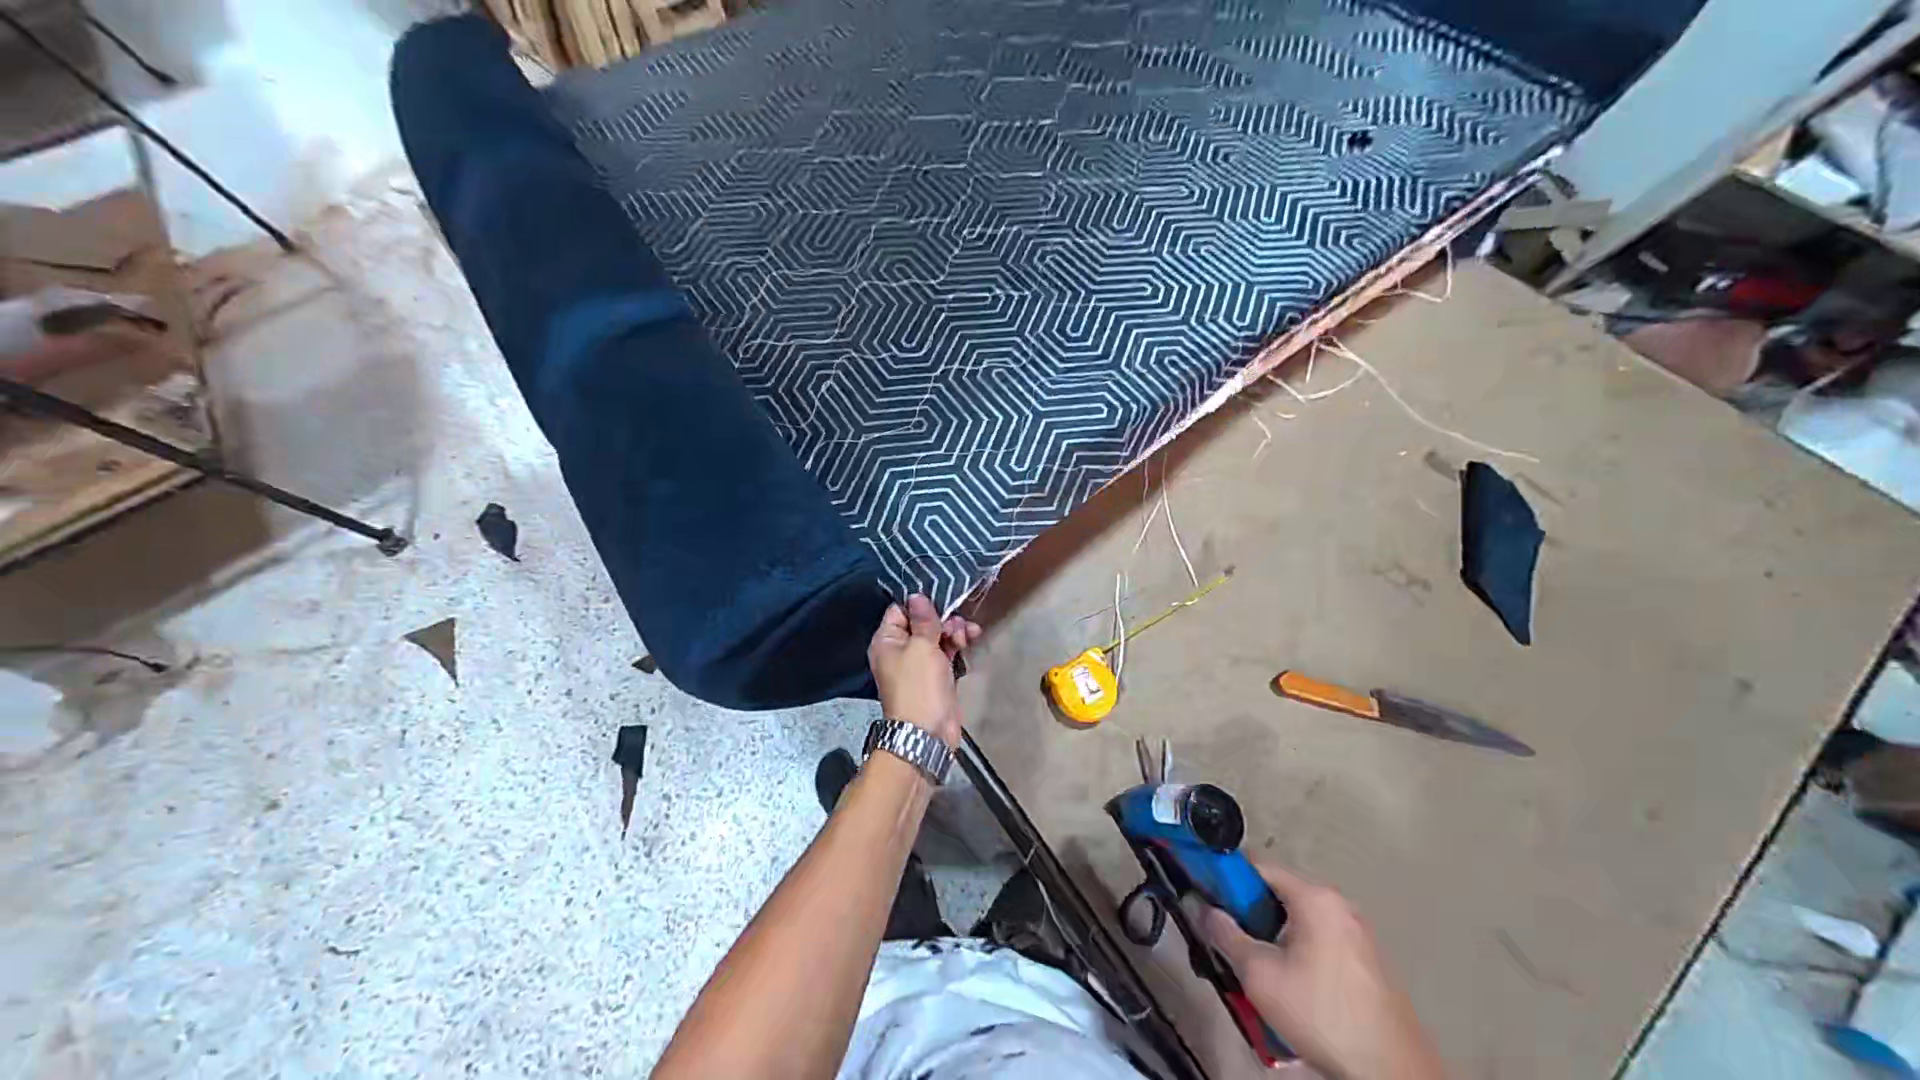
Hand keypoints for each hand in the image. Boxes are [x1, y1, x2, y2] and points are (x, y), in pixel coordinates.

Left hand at [867, 594, 981, 748]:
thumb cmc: (919, 686)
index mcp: (887, 641)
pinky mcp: (936, 674)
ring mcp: (919, 663)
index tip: (941, 599)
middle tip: (957, 624)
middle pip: (922, 622)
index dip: (920, 603)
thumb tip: (916, 596)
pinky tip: (970, 640)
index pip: (900, 610)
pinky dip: (957, 644)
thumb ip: (923, 620)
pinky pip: (946, 651)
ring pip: (937, 636)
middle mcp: (900, 649)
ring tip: (967, 635)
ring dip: (954, 630)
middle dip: (943, 618)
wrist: (928, 733)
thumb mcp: (921, 647)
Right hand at [1199, 862, 1446, 1079]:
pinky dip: (1298, 953)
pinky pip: (1320, 942)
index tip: (1206, 896)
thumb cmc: (1319, 1013)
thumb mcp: (1258, 974)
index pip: (1257, 865)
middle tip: (1230, 941)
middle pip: (1279, 894)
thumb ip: (1225, 934)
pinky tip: (1290, 987)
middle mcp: (1340, 906)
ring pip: (1299, 922)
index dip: (1226, 877)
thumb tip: (1204, 909)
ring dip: (1273, 937)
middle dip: (1249, 914)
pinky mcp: (1370, 963)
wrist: (1390, 1074)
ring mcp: (1359, 935)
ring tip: (1257, 970)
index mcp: (1316, 897)